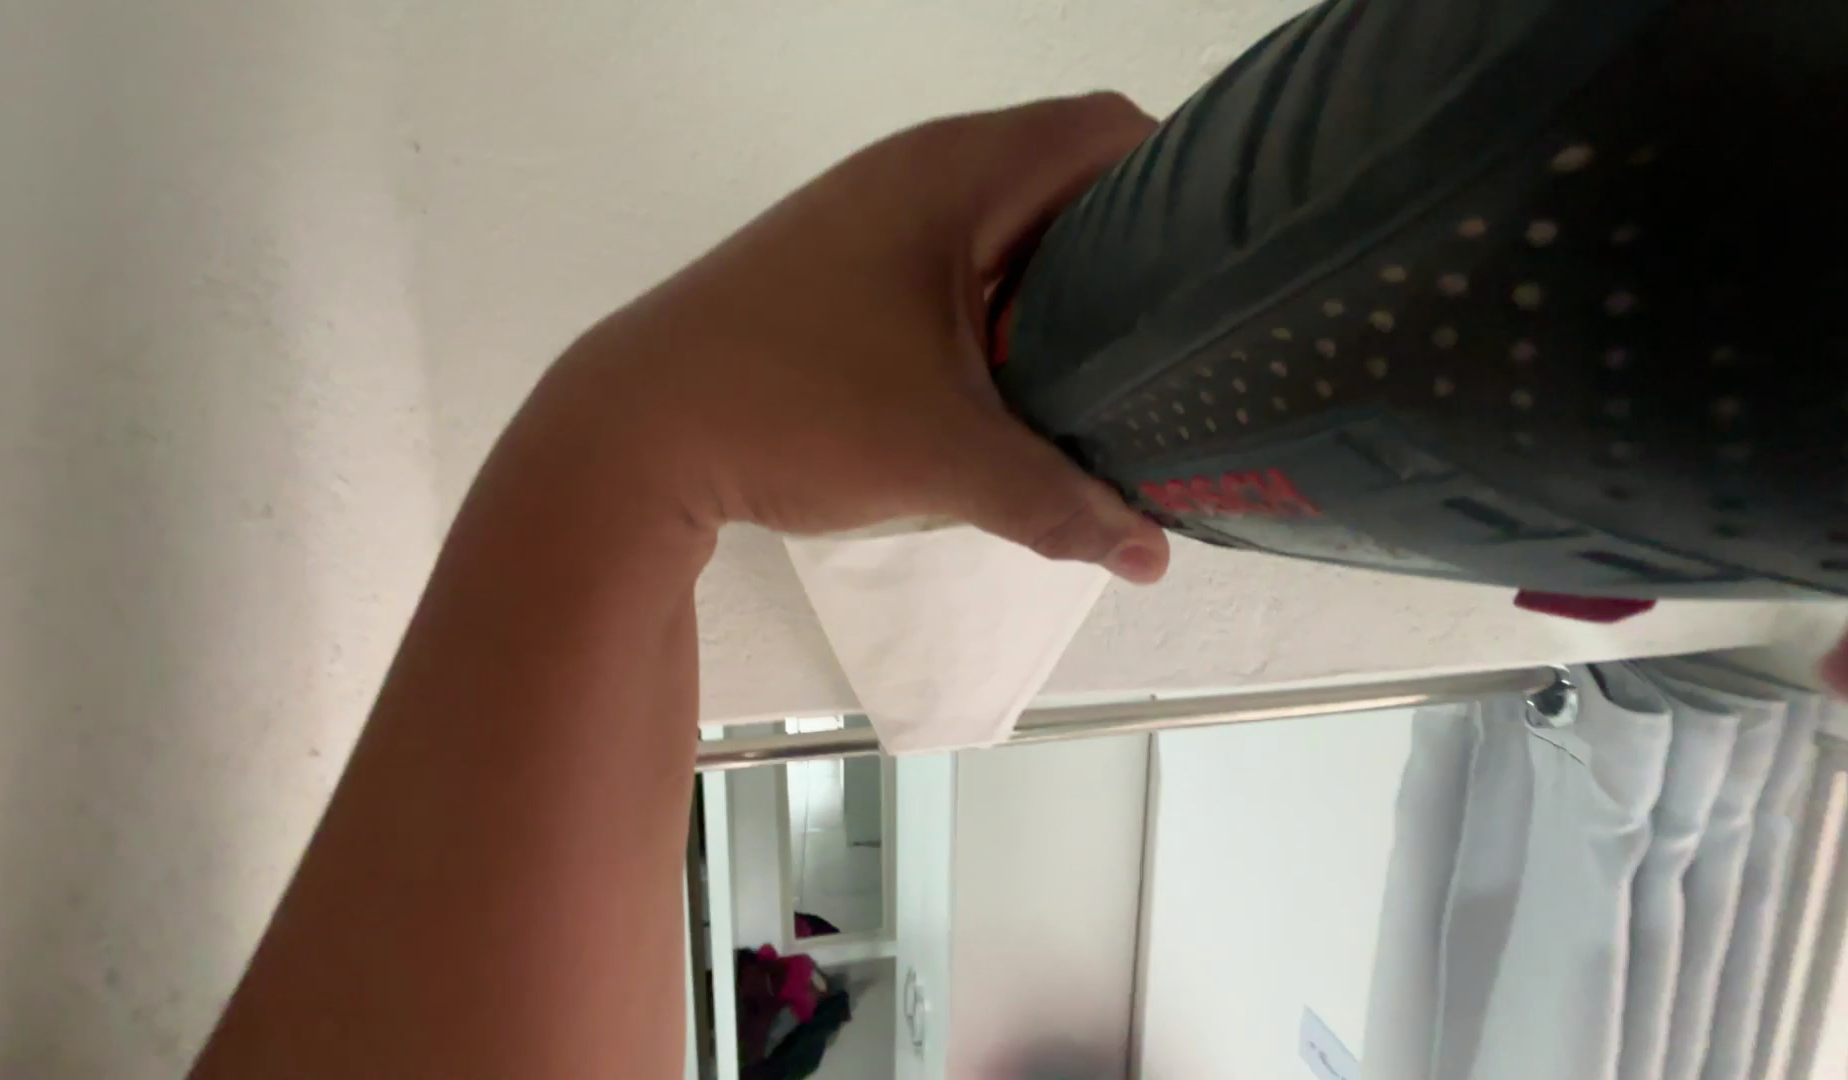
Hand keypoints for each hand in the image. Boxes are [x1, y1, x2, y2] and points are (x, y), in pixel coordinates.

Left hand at [547, 92, 1170, 583]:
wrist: (636, 433)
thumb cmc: (792, 412)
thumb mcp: (943, 459)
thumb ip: (1058, 505)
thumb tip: (1152, 558)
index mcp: (955, 175)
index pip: (1108, 136)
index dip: (1177, 192)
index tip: (1211, 274)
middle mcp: (917, 175)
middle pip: (1063, 186)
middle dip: (1124, 257)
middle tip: (1171, 337)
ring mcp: (873, 222)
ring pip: (1004, 236)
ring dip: (1054, 295)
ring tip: (1102, 370)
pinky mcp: (843, 273)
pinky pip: (953, 274)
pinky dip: (997, 317)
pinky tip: (1011, 384)